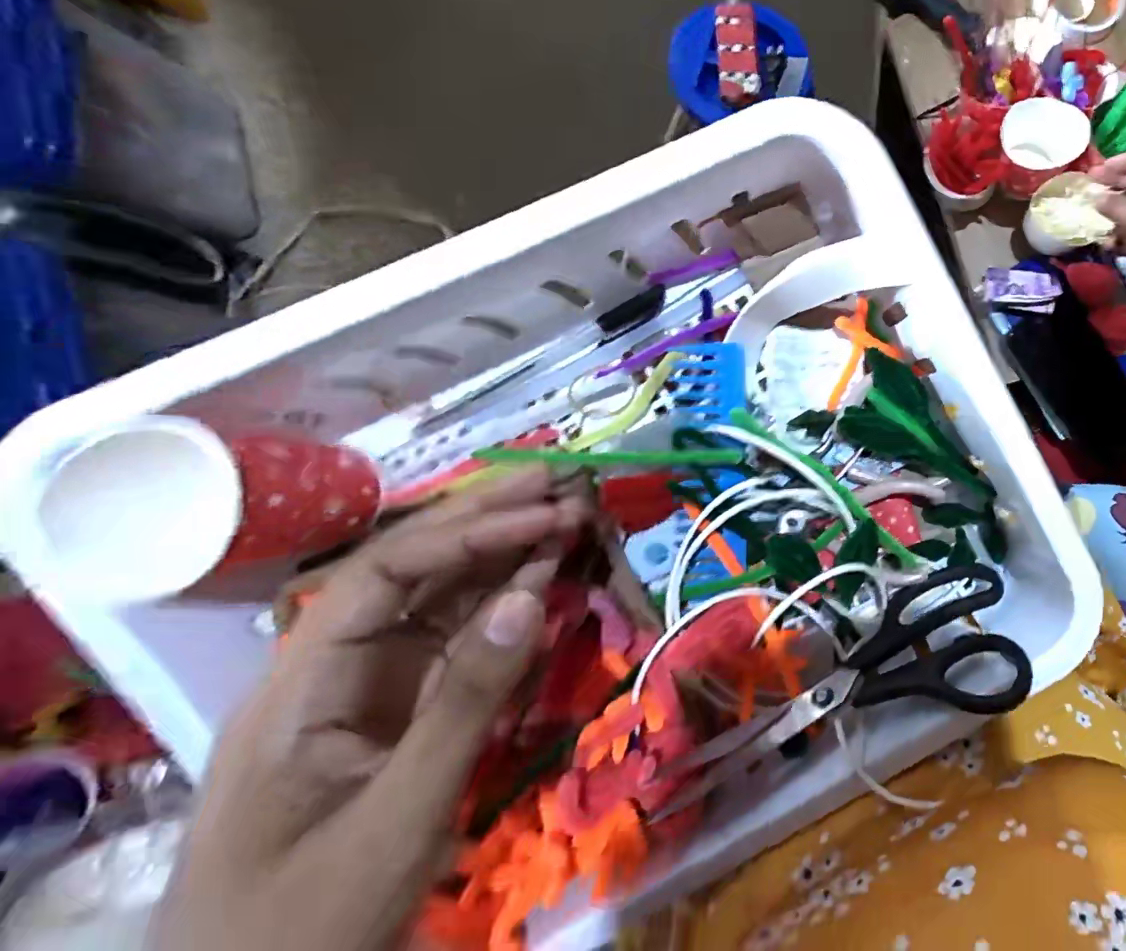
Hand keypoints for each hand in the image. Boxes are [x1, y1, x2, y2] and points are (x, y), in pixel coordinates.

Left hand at [152, 468, 590, 950]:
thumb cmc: (311, 920)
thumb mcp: (397, 817)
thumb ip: (465, 704)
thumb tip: (528, 598)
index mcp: (301, 688)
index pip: (383, 576)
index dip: (466, 533)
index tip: (544, 514)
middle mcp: (335, 671)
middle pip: (410, 572)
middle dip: (483, 521)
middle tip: (557, 478)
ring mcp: (374, 692)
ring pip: (442, 602)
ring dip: (504, 556)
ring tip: (565, 515)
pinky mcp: (409, 713)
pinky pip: (463, 645)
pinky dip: (508, 607)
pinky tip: (544, 577)